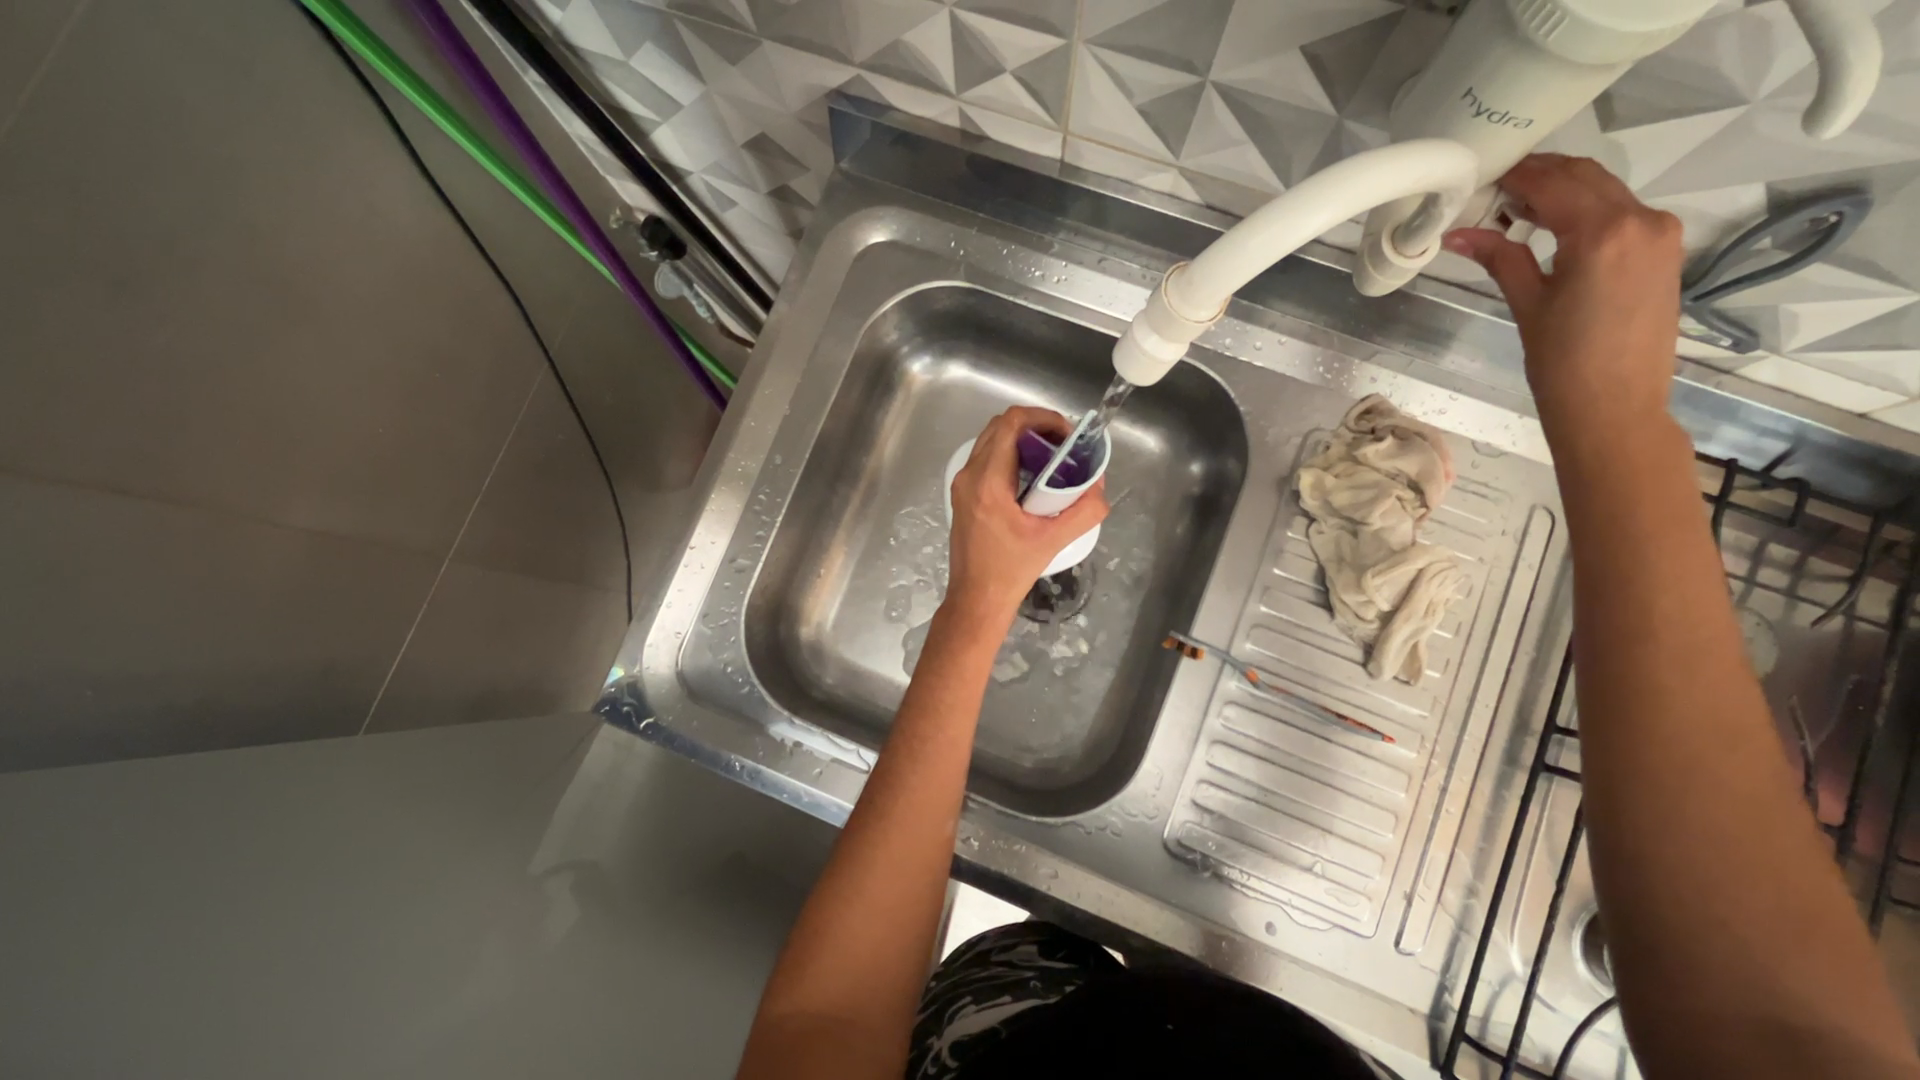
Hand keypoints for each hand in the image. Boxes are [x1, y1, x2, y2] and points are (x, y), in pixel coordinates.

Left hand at [946, 407, 1108, 620]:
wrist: (976, 599)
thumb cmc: (1010, 572)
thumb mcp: (1054, 540)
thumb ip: (1084, 510)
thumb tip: (1099, 486)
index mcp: (988, 482)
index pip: (1011, 424)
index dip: (1043, 418)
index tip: (1067, 435)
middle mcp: (969, 476)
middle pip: (1001, 427)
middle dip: (1036, 427)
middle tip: (1064, 445)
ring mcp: (962, 485)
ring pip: (992, 442)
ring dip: (1023, 441)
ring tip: (1053, 459)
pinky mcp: (963, 495)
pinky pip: (987, 460)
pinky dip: (1011, 456)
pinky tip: (1034, 478)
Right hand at [1443, 154, 1684, 444]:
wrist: (1616, 408)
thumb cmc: (1563, 364)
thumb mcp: (1528, 304)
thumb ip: (1500, 258)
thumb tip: (1458, 234)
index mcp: (1604, 232)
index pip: (1553, 183)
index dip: (1515, 174)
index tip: (1481, 174)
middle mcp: (1641, 220)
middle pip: (1584, 177)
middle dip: (1540, 177)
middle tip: (1493, 188)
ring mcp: (1660, 233)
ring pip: (1604, 191)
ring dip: (1562, 191)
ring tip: (1516, 210)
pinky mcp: (1664, 250)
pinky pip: (1620, 213)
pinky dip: (1585, 210)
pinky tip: (1552, 228)